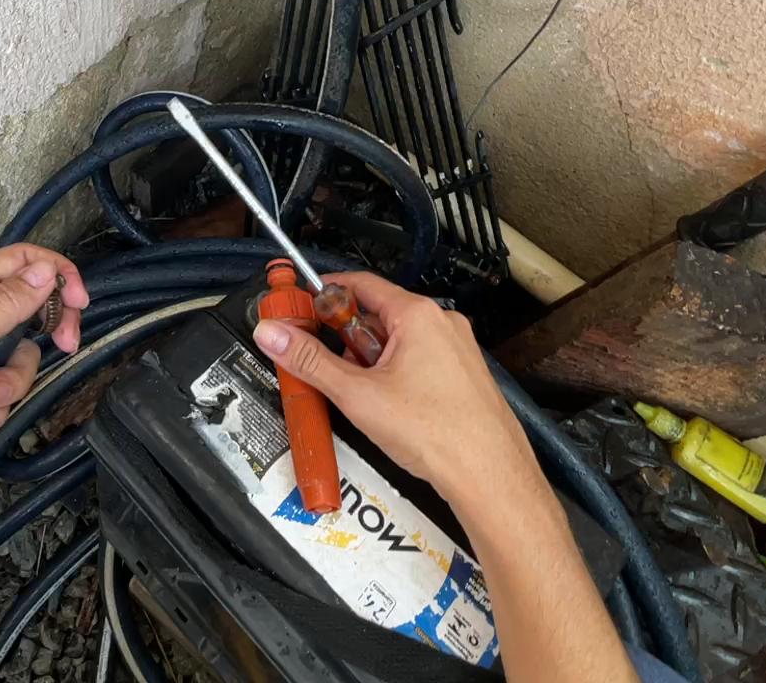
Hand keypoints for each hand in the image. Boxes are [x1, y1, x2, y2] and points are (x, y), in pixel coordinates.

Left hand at [0, 244, 89, 510]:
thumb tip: (46, 269)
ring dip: (9, 384)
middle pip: (31, 309)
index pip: (23, 261)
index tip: (80, 302)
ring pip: (21, 357)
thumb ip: (8, 302)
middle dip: (46, 335)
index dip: (57, 274)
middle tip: (64, 347)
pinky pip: (4, 389)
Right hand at [250, 272, 537, 519]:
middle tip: (326, 364)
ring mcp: (456, 350)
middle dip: (346, 339)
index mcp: (417, 315)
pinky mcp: (463, 377)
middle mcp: (441, 324)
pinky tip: (387, 407)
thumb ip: (309, 360)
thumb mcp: (356, 394)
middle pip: (376, 315)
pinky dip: (393, 375)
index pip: (360, 284)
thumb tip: (273, 334)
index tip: (301, 305)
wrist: (492, 482)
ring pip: (396, 341)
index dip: (325, 292)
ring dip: (369, 361)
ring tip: (360, 396)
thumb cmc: (437, 434)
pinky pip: (417, 361)